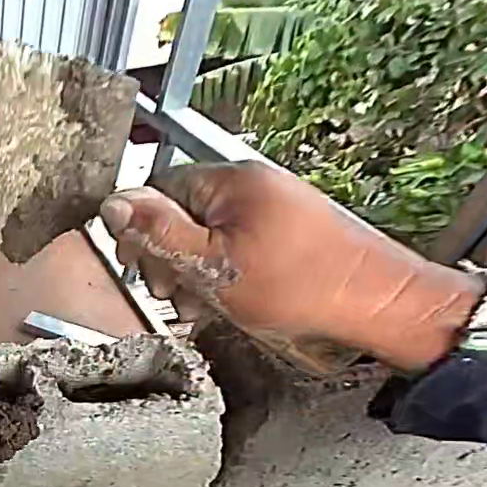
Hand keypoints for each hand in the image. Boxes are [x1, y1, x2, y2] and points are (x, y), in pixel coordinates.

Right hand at [98, 161, 486, 370]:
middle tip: (171, 289)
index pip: (160, 189)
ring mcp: (268, 210)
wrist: (373, 306)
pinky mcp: (281, 235)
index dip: (140, 230)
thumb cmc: (301, 286)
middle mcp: (251, 187)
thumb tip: (114, 205)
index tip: (135, 263)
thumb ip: (158, 233)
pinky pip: (231, 249)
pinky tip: (220, 302)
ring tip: (198, 302)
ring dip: (190, 272)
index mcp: (233, 181)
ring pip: (204, 237)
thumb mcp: (211, 264)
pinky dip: (218, 275)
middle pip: (180, 214)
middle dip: (166, 256)